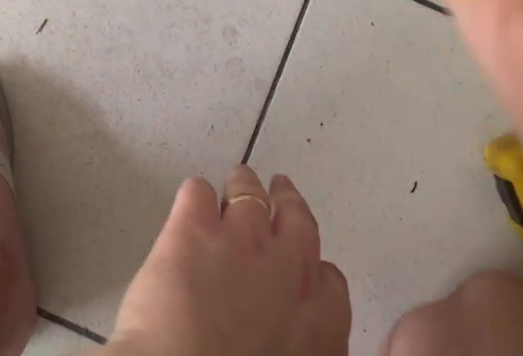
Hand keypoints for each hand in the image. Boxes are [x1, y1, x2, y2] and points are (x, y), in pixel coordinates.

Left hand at [106, 166, 349, 355]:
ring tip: (236, 182)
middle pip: (295, 219)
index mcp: (320, 322)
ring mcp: (241, 241)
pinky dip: (197, 196)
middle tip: (280, 190)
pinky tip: (192, 204)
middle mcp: (287, 270)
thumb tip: (285, 336)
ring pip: (248, 191)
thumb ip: (299, 344)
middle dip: (288, 203)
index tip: (302, 263)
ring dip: (243, 185)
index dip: (312, 266)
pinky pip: (198, 191)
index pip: (331, 281)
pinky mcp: (193, 228)